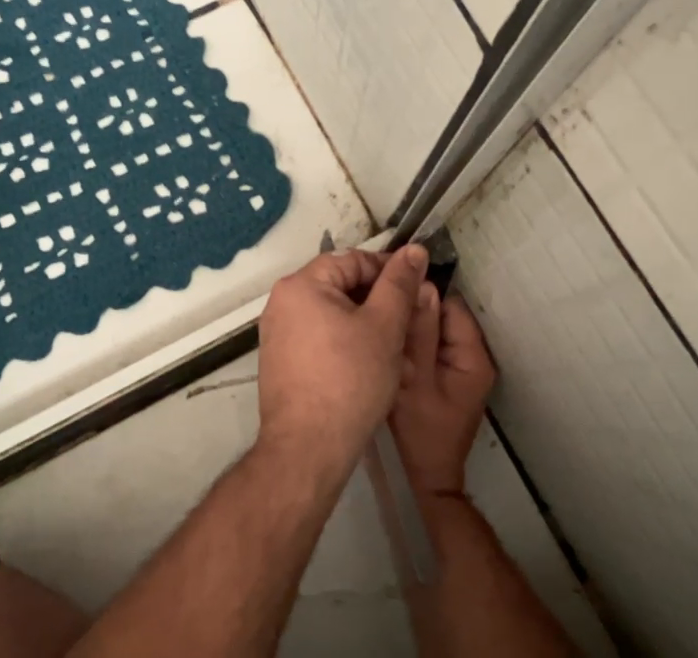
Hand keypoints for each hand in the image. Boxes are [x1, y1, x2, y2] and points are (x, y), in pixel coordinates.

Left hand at [256, 245, 428, 475]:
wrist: (308, 448)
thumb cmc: (349, 379)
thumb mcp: (385, 326)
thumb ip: (400, 284)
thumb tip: (414, 250)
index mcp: (301, 285)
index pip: (354, 260)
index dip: (390, 272)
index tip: (418, 292)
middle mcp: (282, 303)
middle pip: (344, 289)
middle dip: (383, 308)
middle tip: (413, 330)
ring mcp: (279, 335)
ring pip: (337, 319)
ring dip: (372, 332)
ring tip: (402, 360)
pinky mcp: (283, 363)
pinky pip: (323, 342)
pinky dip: (351, 349)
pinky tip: (377, 375)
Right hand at [390, 289, 495, 497]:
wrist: (428, 476)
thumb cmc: (422, 430)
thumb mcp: (415, 378)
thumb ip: (420, 333)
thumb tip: (423, 285)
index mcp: (473, 356)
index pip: (450, 306)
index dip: (421, 294)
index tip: (390, 290)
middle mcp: (474, 358)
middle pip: (444, 317)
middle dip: (415, 312)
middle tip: (381, 307)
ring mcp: (462, 369)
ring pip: (436, 333)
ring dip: (413, 328)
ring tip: (383, 323)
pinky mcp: (448, 378)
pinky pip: (432, 349)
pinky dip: (414, 344)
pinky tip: (391, 345)